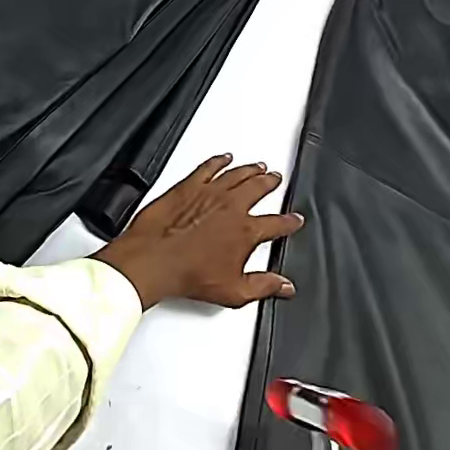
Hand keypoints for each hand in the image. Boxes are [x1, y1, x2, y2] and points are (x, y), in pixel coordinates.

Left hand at [94, 153, 302, 308]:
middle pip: (258, 189)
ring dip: (250, 170)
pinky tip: (223, 158)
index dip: (288, 222)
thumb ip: (263, 286)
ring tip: (258, 166)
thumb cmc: (188, 274)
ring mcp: (209, 193)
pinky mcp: (188, 186)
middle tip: (276, 179)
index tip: (294, 219)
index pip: (275, 224)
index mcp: (245, 232)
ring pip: (236, 174)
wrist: (154, 259)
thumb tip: (283, 286)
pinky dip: (218, 161)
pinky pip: (208, 167)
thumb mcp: (234, 291)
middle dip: (270, 183)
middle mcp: (231, 207)